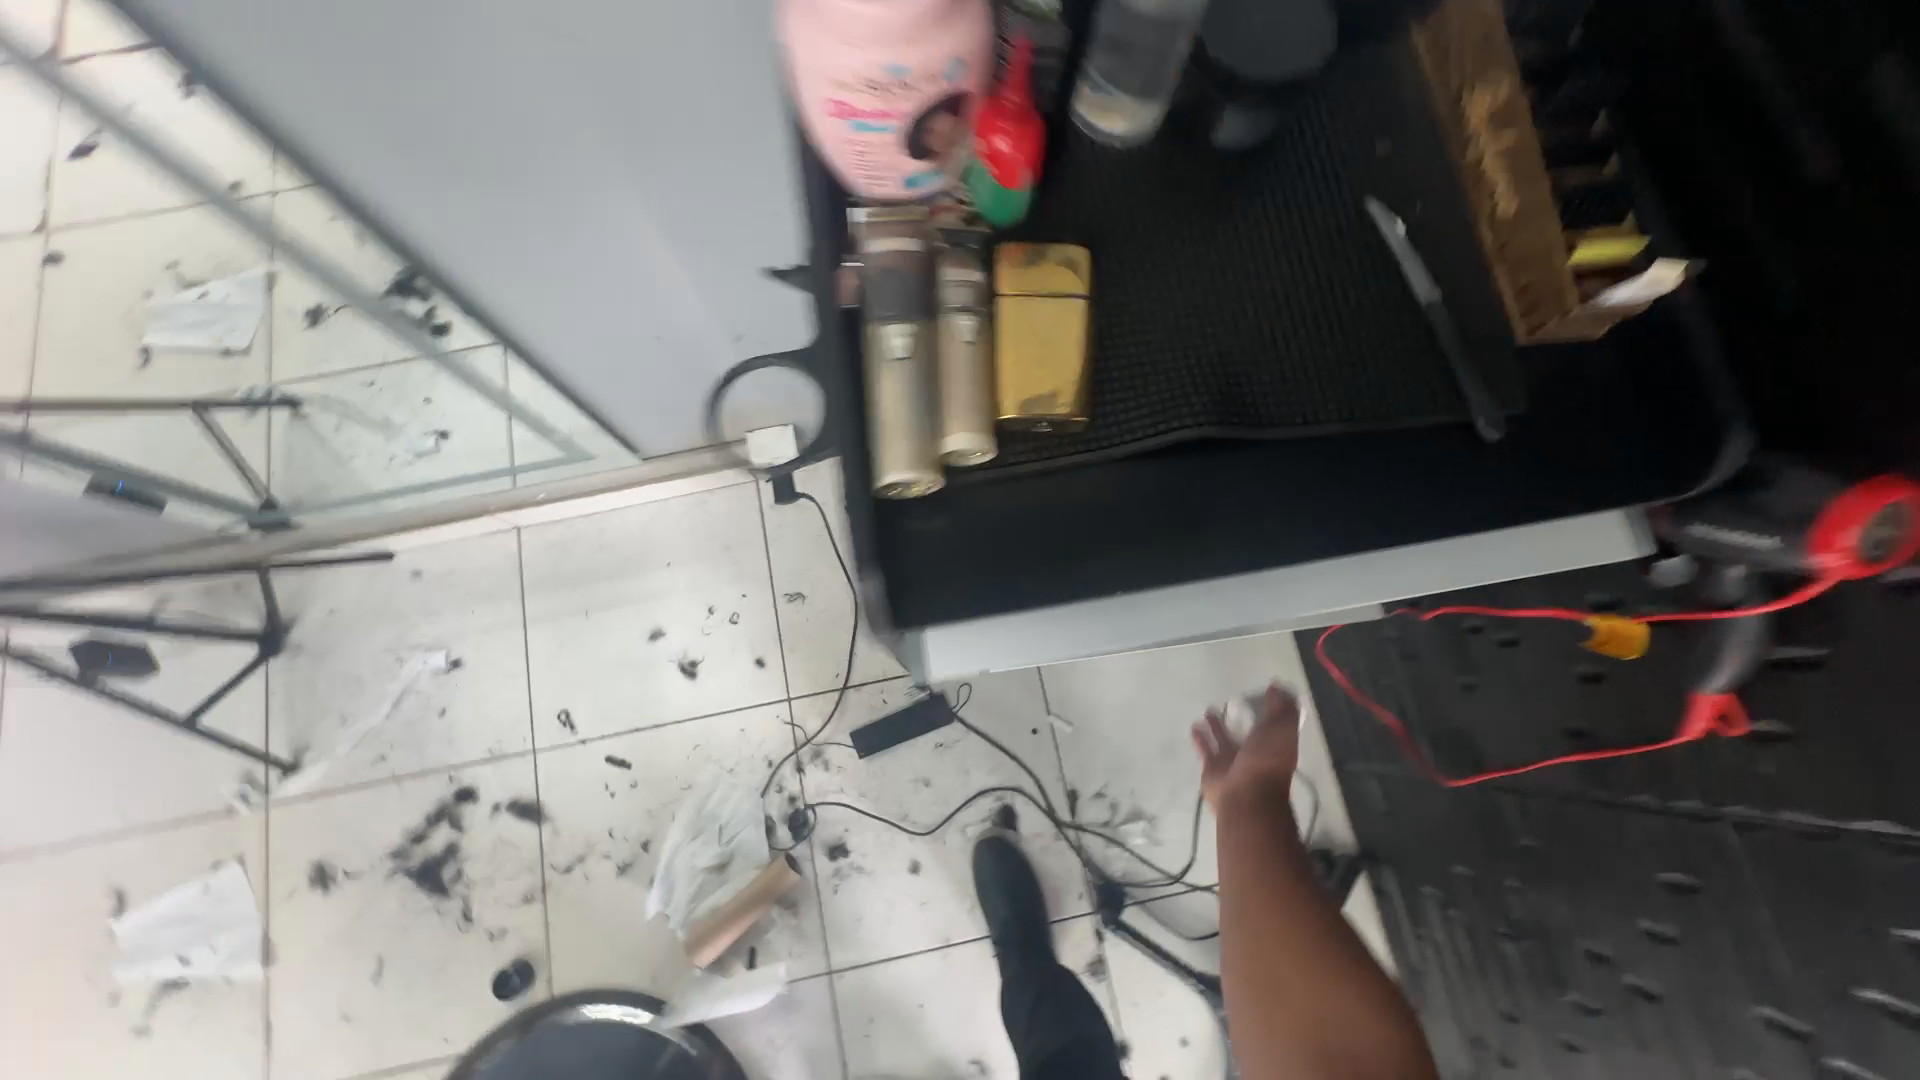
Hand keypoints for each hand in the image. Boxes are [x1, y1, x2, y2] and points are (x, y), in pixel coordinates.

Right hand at [1192, 683, 1301, 810]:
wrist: (1245, 795)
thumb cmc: (1266, 760)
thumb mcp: (1280, 729)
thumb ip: (1280, 708)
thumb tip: (1277, 687)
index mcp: (1274, 745)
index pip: (1273, 724)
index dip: (1270, 709)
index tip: (1262, 692)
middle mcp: (1255, 754)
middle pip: (1247, 732)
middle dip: (1241, 717)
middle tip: (1232, 700)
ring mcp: (1232, 761)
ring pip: (1224, 739)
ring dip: (1217, 726)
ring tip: (1209, 710)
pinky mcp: (1213, 767)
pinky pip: (1205, 748)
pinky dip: (1200, 738)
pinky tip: (1195, 725)